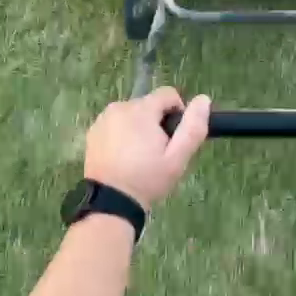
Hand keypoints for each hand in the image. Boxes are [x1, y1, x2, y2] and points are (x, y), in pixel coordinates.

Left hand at [83, 88, 211, 209]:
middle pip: (149, 105)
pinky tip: (123, 158)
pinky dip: (122, 135)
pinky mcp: (93, 132)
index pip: (168, 94)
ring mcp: (103, 119)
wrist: (111, 201)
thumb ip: (193, 127)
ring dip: (139, 128)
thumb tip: (203, 99)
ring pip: (131, 115)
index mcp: (141, 110)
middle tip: (158, 153)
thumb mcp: (177, 158)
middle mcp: (119, 107)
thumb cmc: (147, 179)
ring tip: (140, 157)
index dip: (178, 113)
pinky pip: (116, 125)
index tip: (174, 138)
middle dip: (157, 123)